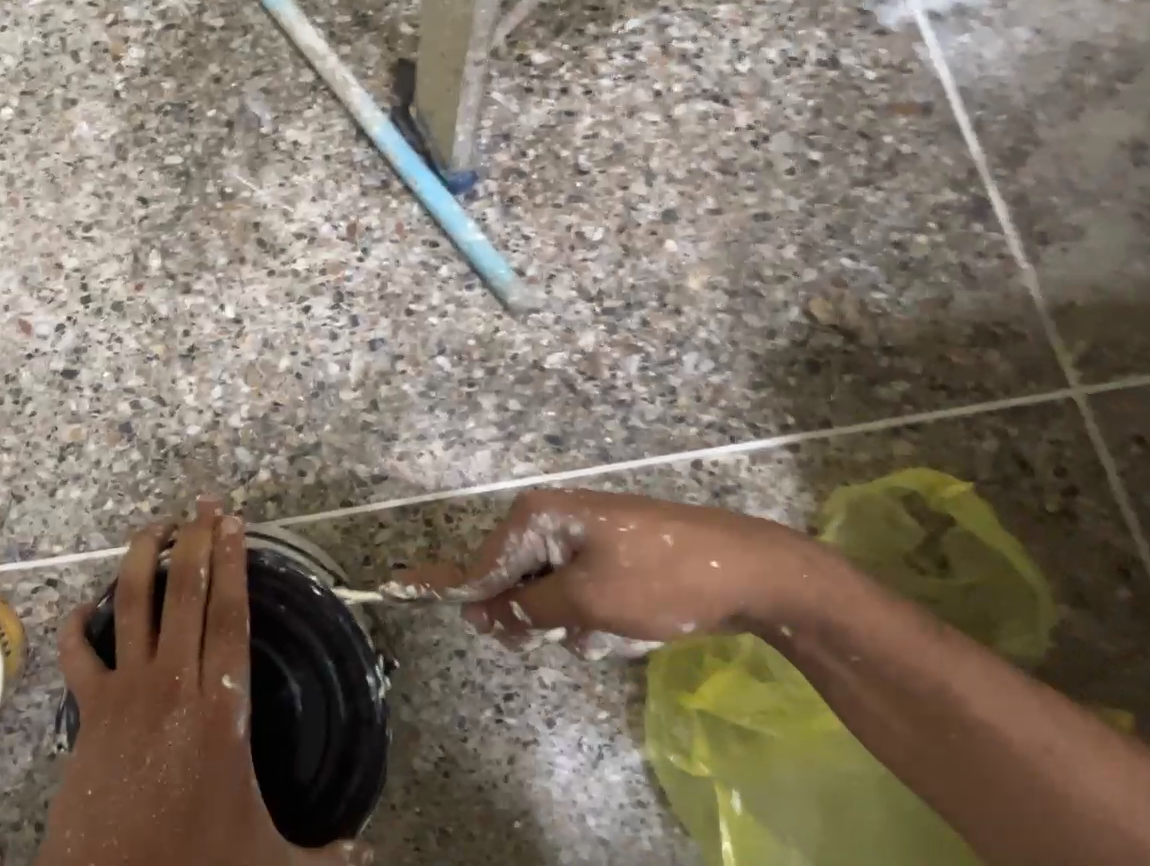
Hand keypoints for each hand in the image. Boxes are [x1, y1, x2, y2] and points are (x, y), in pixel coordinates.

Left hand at [39, 497, 369, 865]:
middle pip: (185, 594)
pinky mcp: (89, 712)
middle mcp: (172, 685)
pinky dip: (76, 627)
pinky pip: (78, 657)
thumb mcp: (274, 862)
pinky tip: (80, 608)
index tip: (235, 524)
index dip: (234, 564)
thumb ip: (327, 856)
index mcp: (221, 709)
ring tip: (153, 527)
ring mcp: (126, 693)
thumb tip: (371, 853)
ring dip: (141, 560)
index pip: (230, 616)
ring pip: (132, 605)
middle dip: (195, 542)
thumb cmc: (196, 864)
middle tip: (203, 503)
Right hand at [396, 489, 817, 644]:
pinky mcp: (608, 559)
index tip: (396, 588)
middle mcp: (552, 521)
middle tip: (564, 632)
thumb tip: (483, 613)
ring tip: (614, 628)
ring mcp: (582, 540)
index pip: (478, 561)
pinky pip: (578, 597)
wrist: (753, 572)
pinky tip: (631, 625)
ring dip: (571, 623)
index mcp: (538, 517)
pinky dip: (595, 618)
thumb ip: (527, 609)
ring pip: (546, 596)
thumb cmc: (662, 578)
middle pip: (509, 579)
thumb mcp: (587, 601)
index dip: (448, 586)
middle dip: (530, 615)